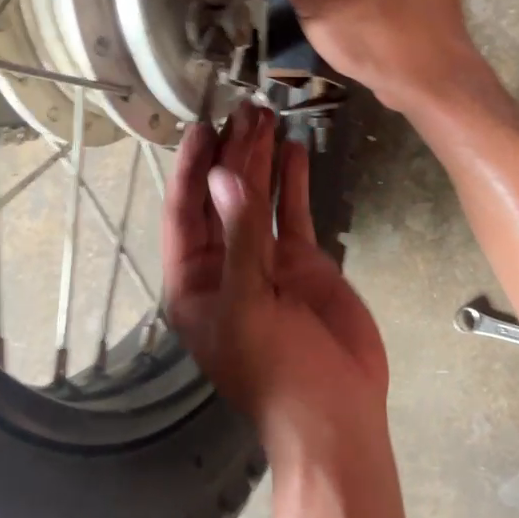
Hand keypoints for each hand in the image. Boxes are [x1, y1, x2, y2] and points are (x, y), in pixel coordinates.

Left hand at [161, 104, 388, 448]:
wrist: (335, 410)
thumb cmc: (275, 368)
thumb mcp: (247, 306)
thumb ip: (239, 237)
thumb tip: (222, 176)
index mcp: (194, 282)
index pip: (183, 213)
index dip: (189, 169)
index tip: (201, 125)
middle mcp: (225, 265)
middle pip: (223, 197)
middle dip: (232, 153)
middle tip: (246, 107)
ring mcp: (267, 262)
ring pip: (258, 198)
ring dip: (261, 159)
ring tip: (267, 115)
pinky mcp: (304, 262)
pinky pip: (293, 213)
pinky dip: (294, 181)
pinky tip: (294, 149)